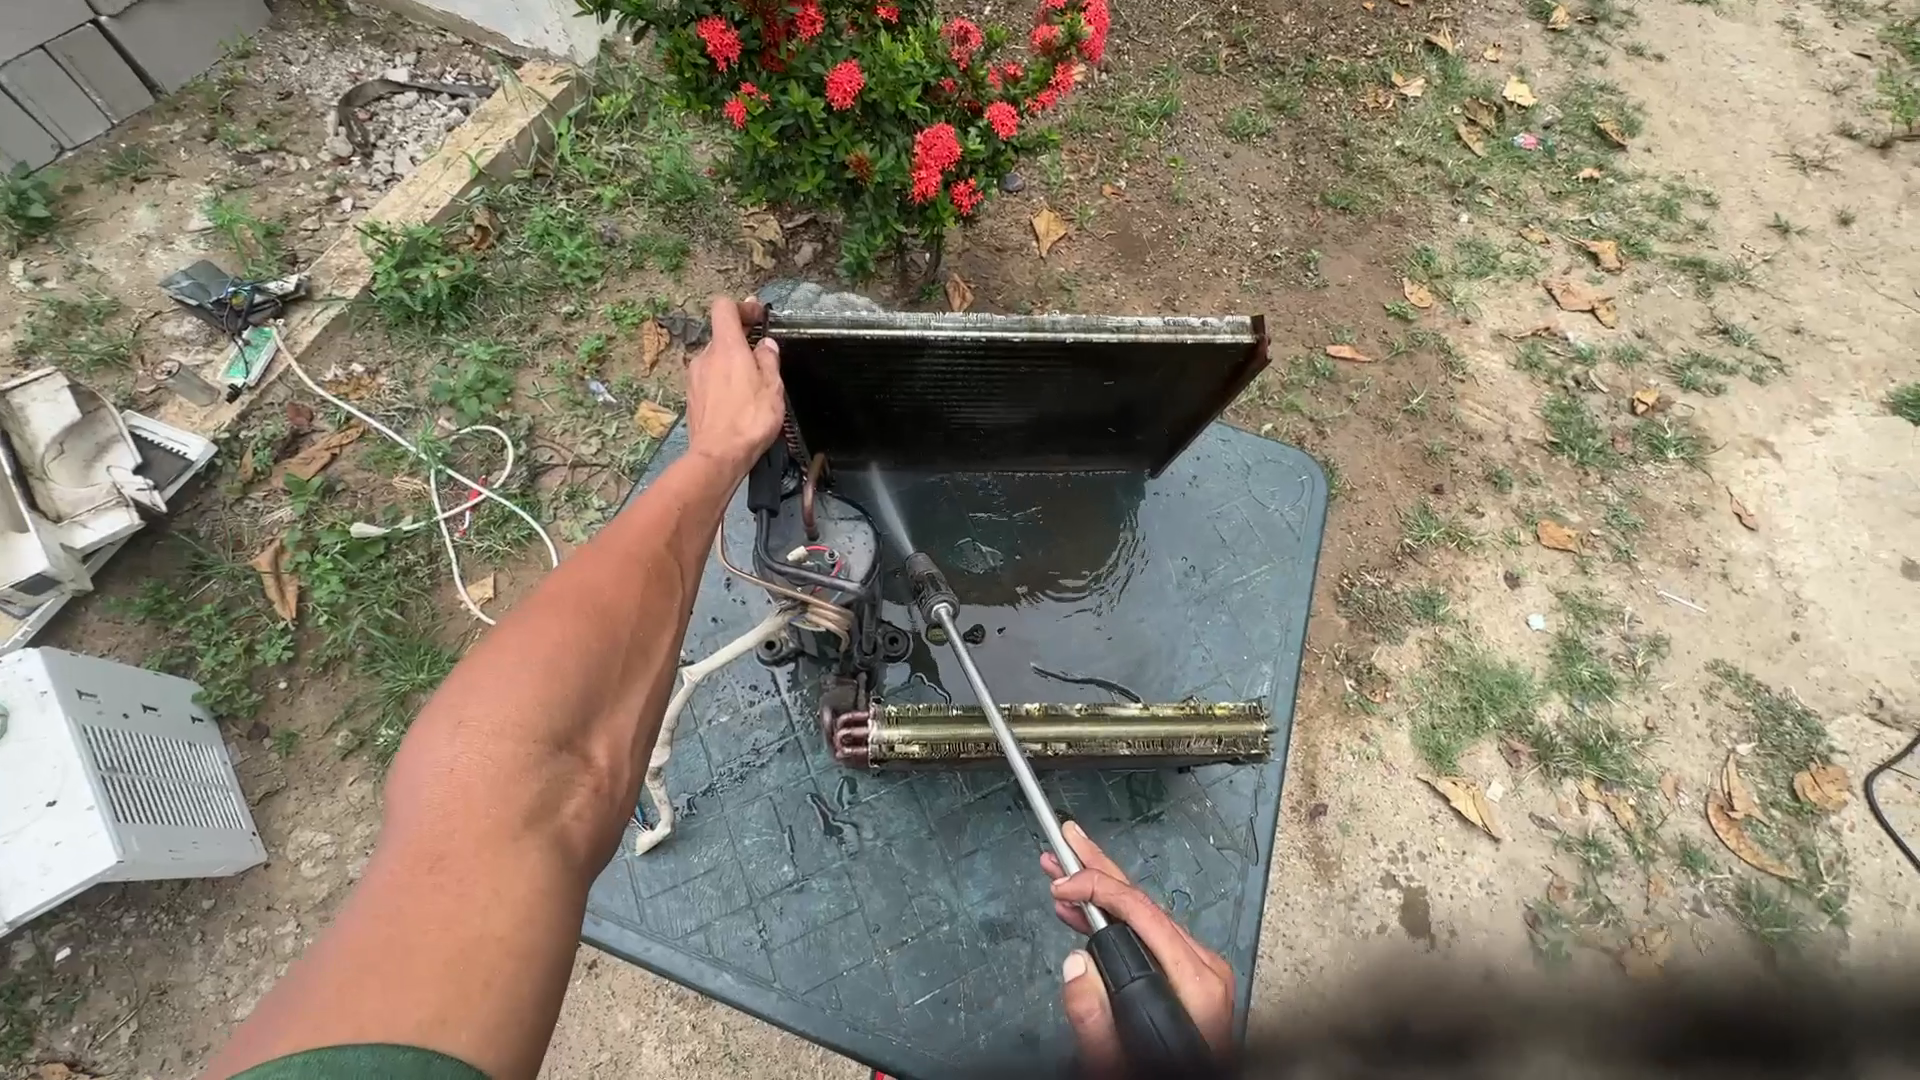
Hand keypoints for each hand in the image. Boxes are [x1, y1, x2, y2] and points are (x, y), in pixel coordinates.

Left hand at [683, 295, 784, 475]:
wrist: (718, 455)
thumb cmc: (749, 420)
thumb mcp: (773, 387)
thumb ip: (769, 360)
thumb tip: (765, 345)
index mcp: (726, 347)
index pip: (724, 307)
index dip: (743, 306)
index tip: (758, 316)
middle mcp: (705, 357)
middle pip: (721, 336)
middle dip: (742, 341)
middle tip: (763, 356)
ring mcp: (695, 377)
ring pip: (716, 360)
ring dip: (733, 365)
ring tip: (753, 385)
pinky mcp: (692, 396)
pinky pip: (710, 379)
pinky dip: (724, 382)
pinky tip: (738, 402)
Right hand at [1042, 820, 1235, 1073]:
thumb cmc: (1162, 1075)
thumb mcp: (1120, 1063)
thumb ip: (1096, 1020)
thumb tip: (1074, 966)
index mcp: (1196, 981)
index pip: (1140, 910)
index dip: (1096, 887)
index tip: (1061, 882)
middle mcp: (1201, 966)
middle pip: (1140, 900)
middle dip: (1096, 867)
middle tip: (1068, 839)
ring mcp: (1194, 967)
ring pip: (1138, 911)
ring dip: (1096, 889)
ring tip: (1062, 870)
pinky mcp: (1183, 972)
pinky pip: (1141, 929)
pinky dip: (1108, 916)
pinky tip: (1080, 909)